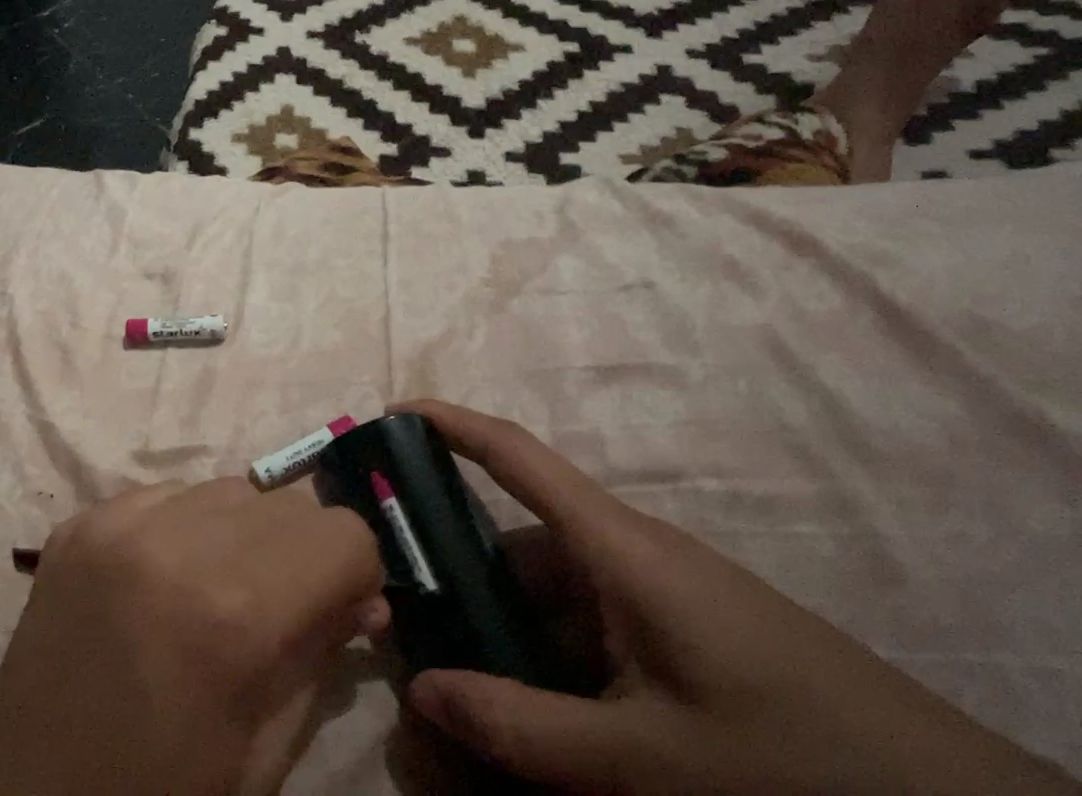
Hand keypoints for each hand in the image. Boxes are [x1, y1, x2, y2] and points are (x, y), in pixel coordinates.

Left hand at [0, 477, 384, 795]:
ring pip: (226, 487)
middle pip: (287, 502)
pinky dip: (183, 527)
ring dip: (243, 533)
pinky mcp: (76, 524)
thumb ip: (320, 657)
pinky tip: (164, 581)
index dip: (356, 575)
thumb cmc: (160, 791)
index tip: (342, 612)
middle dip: (303, 552)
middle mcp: (174, 544)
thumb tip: (363, 597)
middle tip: (282, 607)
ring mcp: (114, 525)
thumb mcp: (263, 752)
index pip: (343, 533)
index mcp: (233, 612)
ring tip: (218, 591)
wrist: (31, 795)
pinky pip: (163, 495)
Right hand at [391, 399, 1080, 794]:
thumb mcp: (640, 760)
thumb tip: (418, 688)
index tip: (387, 416)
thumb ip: (518, 725)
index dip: (450, 425)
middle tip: (406, 631)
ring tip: (466, 693)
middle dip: (459, 582)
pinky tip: (538, 719)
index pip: (518, 458)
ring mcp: (665, 599)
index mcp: (622, 551)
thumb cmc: (789, 758)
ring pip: (554, 600)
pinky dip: (551, 665)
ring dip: (506, 636)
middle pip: (521, 548)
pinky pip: (593, 634)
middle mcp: (636, 559)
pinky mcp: (687, 638)